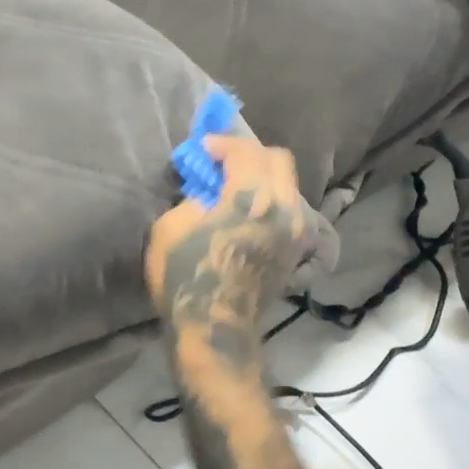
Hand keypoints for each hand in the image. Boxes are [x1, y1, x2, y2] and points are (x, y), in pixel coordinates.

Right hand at [146, 135, 312, 318]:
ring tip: (231, 191)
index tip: (200, 151)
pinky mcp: (296, 251)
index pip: (246, 150)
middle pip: (278, 161)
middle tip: (220, 165)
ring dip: (261, 179)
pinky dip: (268, 202)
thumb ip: (193, 199)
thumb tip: (207, 193)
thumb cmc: (186, 274)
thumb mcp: (171, 227)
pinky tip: (245, 216)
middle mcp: (285, 207)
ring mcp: (297, 231)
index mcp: (252, 196)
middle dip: (248, 155)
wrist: (215, 324)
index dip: (221, 144)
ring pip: (287, 186)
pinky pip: (288, 211)